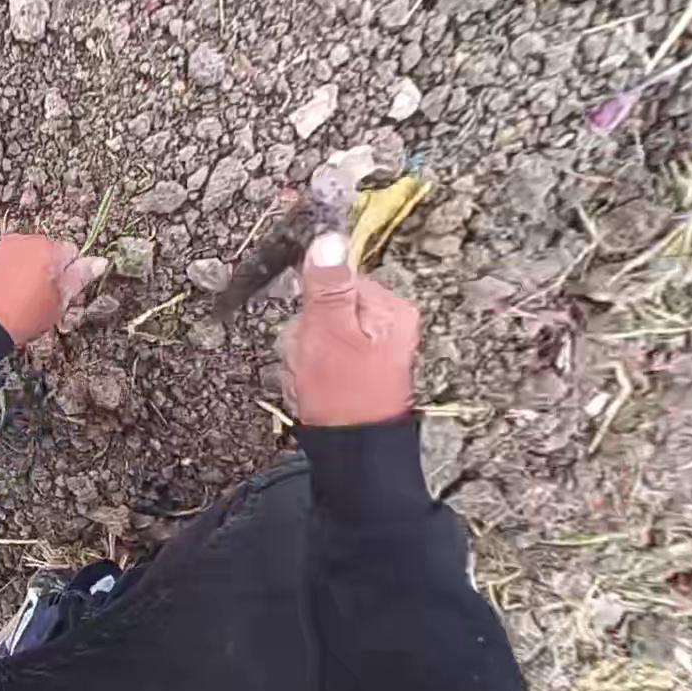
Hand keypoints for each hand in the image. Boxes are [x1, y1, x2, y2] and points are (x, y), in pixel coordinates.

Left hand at [0, 234, 107, 344]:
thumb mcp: (58, 302)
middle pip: (47, 250)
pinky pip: (6, 260)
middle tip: (42, 298)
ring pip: (25, 255)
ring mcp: (2, 247)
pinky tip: (5, 294)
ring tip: (21, 298)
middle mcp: (25, 241)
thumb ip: (78, 278)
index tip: (61, 292)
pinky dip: (9, 272)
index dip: (69, 273)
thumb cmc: (23, 315)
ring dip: (28, 270)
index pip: (71, 252)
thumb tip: (99, 261)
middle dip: (48, 268)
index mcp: (48, 249)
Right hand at [281, 232, 419, 426]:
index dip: (313, 302)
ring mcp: (368, 344)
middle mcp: (383, 321)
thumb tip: (328, 241)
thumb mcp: (329, 333)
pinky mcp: (353, 362)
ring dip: (303, 351)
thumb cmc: (343, 396)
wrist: (349, 450)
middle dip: (306, 331)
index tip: (311, 326)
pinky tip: (315, 382)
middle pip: (324, 304)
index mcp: (387, 308)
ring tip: (313, 374)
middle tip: (313, 357)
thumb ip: (328, 288)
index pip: (337, 278)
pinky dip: (309, 366)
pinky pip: (318, 350)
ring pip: (315, 329)